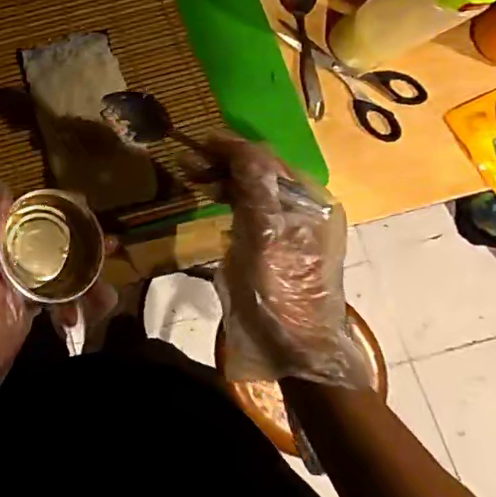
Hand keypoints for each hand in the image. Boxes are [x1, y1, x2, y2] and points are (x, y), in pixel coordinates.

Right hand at [210, 136, 366, 388]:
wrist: (300, 353)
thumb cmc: (278, 296)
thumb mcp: (262, 238)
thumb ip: (254, 190)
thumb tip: (241, 149)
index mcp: (307, 201)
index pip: (265, 158)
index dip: (230, 147)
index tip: (196, 143)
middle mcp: (308, 207)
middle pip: (263, 170)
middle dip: (225, 162)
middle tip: (187, 165)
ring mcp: (300, 226)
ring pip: (261, 188)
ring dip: (229, 179)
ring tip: (198, 181)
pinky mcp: (290, 244)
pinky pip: (263, 208)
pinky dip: (239, 199)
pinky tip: (220, 203)